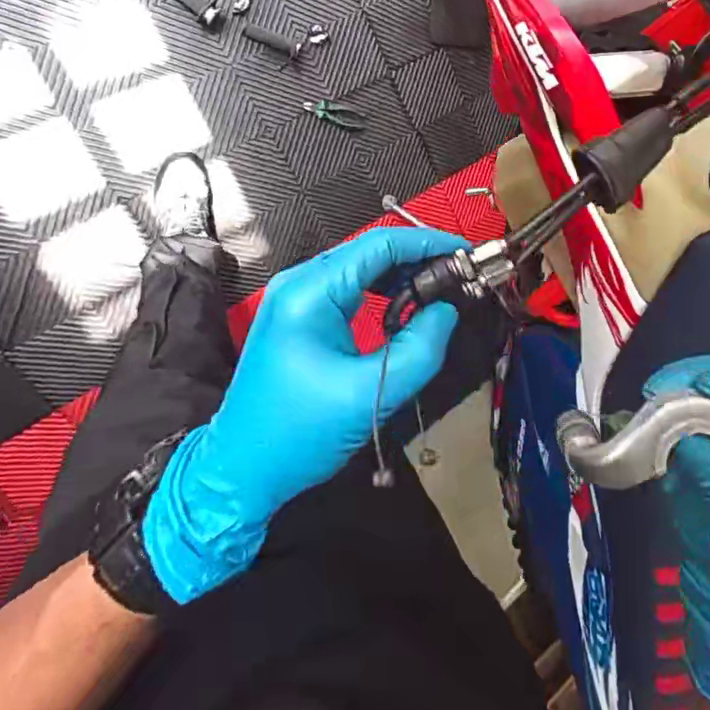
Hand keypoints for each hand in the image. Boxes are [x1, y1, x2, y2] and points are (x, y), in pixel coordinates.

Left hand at [143, 227, 468, 603]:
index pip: (379, 245)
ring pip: (361, 268)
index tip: (465, 252)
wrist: (244, 466)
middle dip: (418, 258)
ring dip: (401, 275)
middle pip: (370, 250)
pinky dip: (381, 292)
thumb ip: (420, 349)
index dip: (428, 242)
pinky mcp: (300, 316)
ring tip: (439, 291)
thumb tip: (446, 312)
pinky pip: (348, 289)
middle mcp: (299, 284)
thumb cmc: (297, 434)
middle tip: (460, 276)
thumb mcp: (369, 393)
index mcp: (310, 292)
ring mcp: (296, 298)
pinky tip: (404, 307)